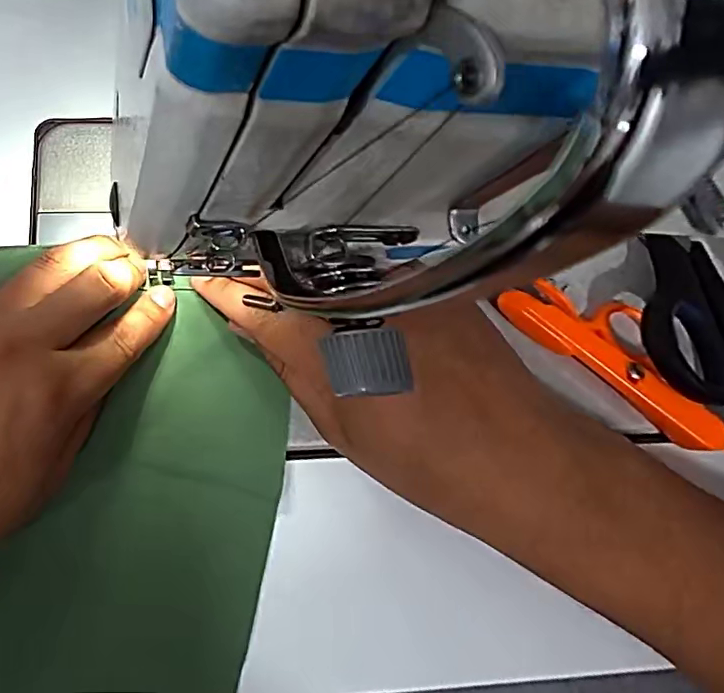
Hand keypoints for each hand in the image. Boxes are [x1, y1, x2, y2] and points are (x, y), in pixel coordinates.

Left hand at [0, 237, 172, 661]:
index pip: (123, 335)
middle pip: (96, 282)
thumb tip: (106, 366)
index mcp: (58, 395)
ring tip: (111, 251)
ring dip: (93, 252)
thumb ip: (85, 413)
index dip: (153, 314)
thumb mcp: (49, 477)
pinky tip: (63, 272)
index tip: (167, 299)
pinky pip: (18, 281)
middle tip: (141, 271)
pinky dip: (51, 270)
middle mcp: (28, 345)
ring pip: (55, 264)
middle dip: (129, 270)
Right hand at [193, 277, 586, 532]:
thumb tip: (254, 333)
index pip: (254, 302)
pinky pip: (364, 267)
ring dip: (296, 275)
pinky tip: (342, 298)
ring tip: (286, 295)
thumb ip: (289, 367)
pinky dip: (341, 277)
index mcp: (326, 343)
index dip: (222, 288)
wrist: (521, 457)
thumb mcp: (338, 423)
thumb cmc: (427, 459)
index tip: (202, 280)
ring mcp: (394, 284)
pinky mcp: (423, 278)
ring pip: (323, 265)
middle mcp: (358, 301)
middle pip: (285, 274)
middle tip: (238, 291)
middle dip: (255, 279)